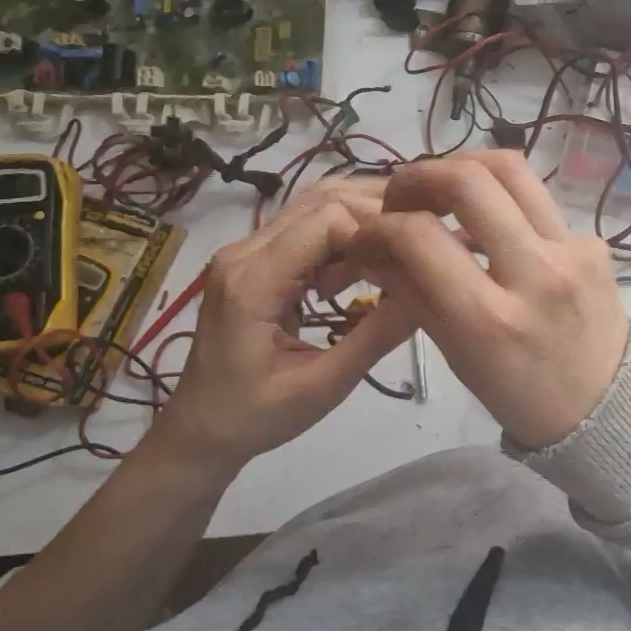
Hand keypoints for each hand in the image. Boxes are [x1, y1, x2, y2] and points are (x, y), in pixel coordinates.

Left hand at [151, 177, 416, 475]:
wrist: (199, 431)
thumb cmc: (256, 416)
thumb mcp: (324, 386)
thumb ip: (375, 336)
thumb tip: (431, 293)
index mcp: (253, 282)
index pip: (328, 220)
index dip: (378, 232)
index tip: (412, 264)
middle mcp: (244, 252)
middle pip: (323, 199)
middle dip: (379, 214)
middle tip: (422, 247)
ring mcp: (247, 251)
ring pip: (316, 202)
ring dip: (365, 217)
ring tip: (402, 249)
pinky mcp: (256, 259)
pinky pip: (308, 223)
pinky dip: (347, 232)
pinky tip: (367, 264)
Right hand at [349, 151, 627, 449]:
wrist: (607, 407)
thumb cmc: (521, 393)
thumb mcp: (457, 356)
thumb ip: (414, 294)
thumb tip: (373, 246)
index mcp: (491, 318)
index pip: (419, 236)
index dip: (378, 227)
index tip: (366, 235)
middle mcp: (537, 273)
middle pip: (470, 180)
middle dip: (419, 175)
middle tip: (402, 196)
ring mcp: (574, 251)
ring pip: (512, 170)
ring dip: (464, 169)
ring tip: (442, 192)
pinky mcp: (596, 242)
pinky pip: (541, 203)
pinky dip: (506, 205)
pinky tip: (494, 227)